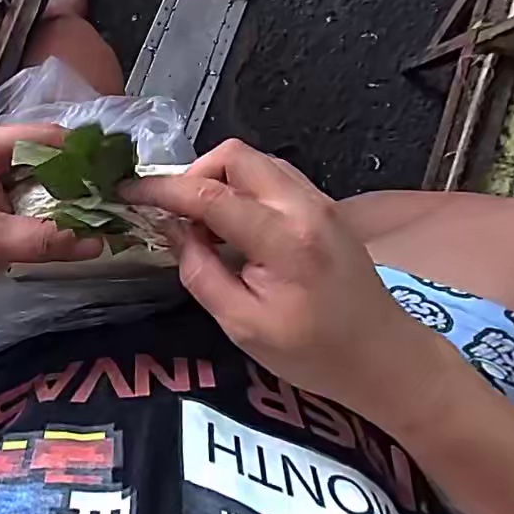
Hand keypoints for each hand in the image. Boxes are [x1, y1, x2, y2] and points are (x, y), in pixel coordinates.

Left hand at [0, 124, 103, 288]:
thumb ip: (46, 240)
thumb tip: (97, 243)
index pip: (49, 137)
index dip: (83, 156)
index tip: (110, 180)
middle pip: (42, 149)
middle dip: (72, 174)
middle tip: (103, 199)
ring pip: (30, 166)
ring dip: (54, 187)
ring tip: (85, 209)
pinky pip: (15, 179)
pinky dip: (35, 194)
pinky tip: (51, 215)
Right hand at [121, 140, 453, 417]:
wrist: (386, 358)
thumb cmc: (315, 354)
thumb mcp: (242, 326)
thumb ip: (199, 271)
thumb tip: (171, 228)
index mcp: (284, 239)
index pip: (209, 194)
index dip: (161, 189)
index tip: (127, 192)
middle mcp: (304, 205)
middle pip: (233, 155)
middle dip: (193, 174)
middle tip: (176, 214)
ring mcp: (319, 199)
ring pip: (252, 159)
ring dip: (218, 179)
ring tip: (204, 223)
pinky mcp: (323, 204)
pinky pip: (270, 175)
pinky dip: (241, 186)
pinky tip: (235, 224)